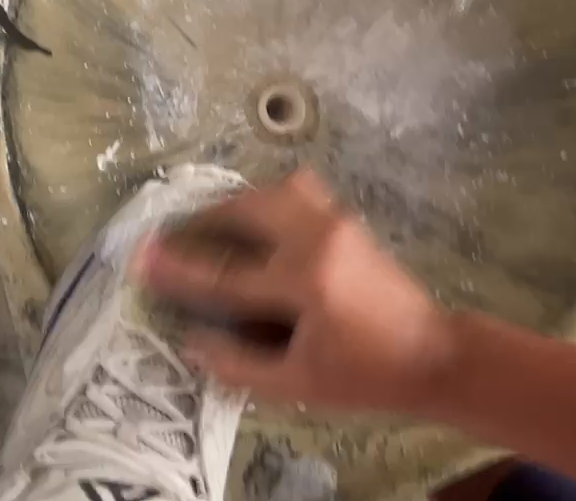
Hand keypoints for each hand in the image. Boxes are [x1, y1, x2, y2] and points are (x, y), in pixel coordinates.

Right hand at [132, 168, 450, 414]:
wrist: (432, 353)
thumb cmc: (365, 376)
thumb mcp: (299, 386)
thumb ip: (239, 365)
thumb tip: (190, 340)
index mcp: (306, 281)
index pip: (227, 273)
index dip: (180, 268)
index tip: (143, 256)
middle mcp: (318, 236)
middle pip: (245, 209)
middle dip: (204, 220)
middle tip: (176, 237)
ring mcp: (335, 217)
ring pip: (269, 189)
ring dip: (234, 205)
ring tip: (212, 227)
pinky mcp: (344, 214)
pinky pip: (293, 190)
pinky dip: (263, 199)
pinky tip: (255, 222)